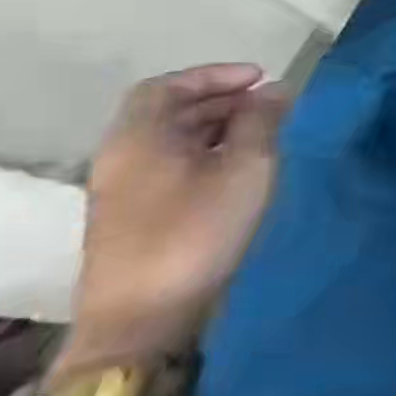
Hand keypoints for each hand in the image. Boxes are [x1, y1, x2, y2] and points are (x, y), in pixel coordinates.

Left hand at [51, 64, 288, 380]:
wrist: (143, 321)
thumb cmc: (196, 229)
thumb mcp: (246, 165)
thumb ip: (262, 120)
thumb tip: (275, 89)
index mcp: (138, 137)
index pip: (167, 85)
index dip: (213, 75)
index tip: (259, 78)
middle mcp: (120, 158)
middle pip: (168, 112)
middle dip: (221, 100)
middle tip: (268, 105)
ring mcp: (120, 193)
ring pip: (170, 141)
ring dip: (214, 128)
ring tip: (260, 134)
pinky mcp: (130, 221)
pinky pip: (168, 167)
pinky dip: (203, 154)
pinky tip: (235, 169)